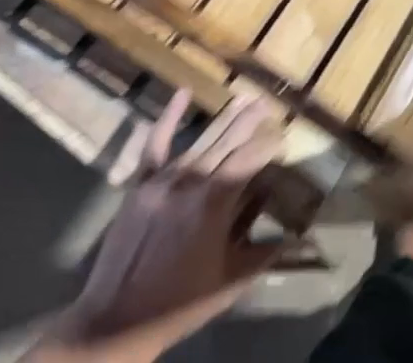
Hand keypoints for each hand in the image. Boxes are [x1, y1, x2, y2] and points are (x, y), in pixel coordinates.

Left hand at [34, 91, 283, 362]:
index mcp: (215, 203)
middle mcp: (190, 181)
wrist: (118, 318)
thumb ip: (263, 255)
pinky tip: (182, 94)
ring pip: (200, 141)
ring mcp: (162, 180)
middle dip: (250, 123)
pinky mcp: (140, 184)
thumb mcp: (230, 283)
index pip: (250, 160)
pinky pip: (155, 144)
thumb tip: (294, 239)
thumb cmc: (180, 303)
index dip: (270, 146)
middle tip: (268, 103)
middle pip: (227, 143)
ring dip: (224, 119)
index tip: (284, 139)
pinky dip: (168, 118)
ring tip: (243, 99)